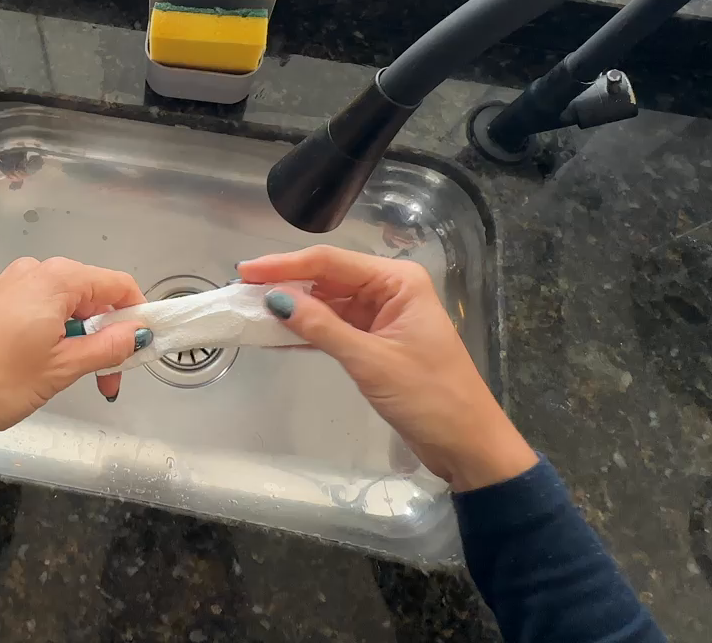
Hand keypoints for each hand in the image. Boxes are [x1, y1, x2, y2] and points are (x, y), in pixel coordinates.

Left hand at [0, 257, 148, 487]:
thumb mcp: (60, 369)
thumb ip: (106, 348)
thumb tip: (139, 333)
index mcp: (57, 279)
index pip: (118, 284)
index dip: (137, 316)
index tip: (138, 356)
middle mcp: (31, 271)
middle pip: (88, 293)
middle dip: (104, 333)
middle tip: (102, 381)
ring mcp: (3, 284)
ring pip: (57, 304)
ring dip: (73, 336)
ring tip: (62, 377)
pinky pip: (28, 310)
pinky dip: (42, 333)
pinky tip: (23, 367)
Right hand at [239, 246, 536, 490]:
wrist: (470, 448)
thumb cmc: (430, 398)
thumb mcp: (371, 362)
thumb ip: (321, 327)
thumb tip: (275, 299)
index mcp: (397, 281)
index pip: (331, 262)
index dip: (285, 265)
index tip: (245, 272)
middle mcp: (389, 289)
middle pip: (327, 278)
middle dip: (286, 285)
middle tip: (241, 292)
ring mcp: (381, 315)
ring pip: (327, 302)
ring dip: (293, 309)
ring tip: (250, 311)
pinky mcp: (375, 340)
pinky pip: (333, 326)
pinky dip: (307, 331)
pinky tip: (276, 335)